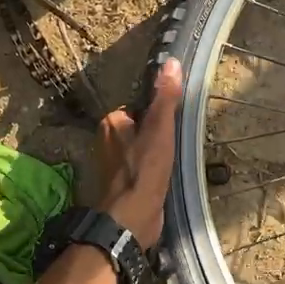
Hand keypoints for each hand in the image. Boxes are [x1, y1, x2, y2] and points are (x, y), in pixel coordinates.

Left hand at [94, 58, 184, 249]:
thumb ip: (165, 99)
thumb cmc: (144, 172)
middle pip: (140, 130)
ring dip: (156, 156)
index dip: (159, 117)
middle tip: (177, 146)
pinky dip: (153, 173)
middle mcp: (107, 143)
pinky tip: (167, 179)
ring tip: (174, 163)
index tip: (175, 126)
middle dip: (157, 137)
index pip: (139, 109)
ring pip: (141, 151)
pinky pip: (141, 170)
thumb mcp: (160, 130)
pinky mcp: (122, 187)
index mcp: (112, 123)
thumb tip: (172, 62)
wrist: (131, 220)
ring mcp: (113, 166)